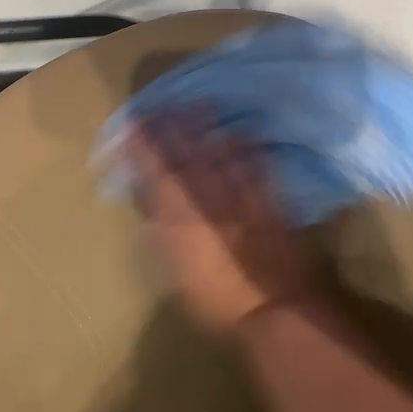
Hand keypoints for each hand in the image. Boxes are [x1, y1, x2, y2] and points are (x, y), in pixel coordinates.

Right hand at [126, 114, 315, 336]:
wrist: (276, 308)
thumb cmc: (222, 304)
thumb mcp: (180, 280)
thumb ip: (167, 243)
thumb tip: (153, 216)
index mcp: (184, 222)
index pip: (160, 176)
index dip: (147, 149)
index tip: (136, 125)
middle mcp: (212, 203)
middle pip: (190, 159)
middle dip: (174, 130)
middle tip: (164, 103)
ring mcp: (245, 201)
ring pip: (223, 157)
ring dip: (209, 130)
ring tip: (198, 103)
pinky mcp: (272, 207)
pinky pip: (258, 170)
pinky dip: (248, 150)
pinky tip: (242, 134)